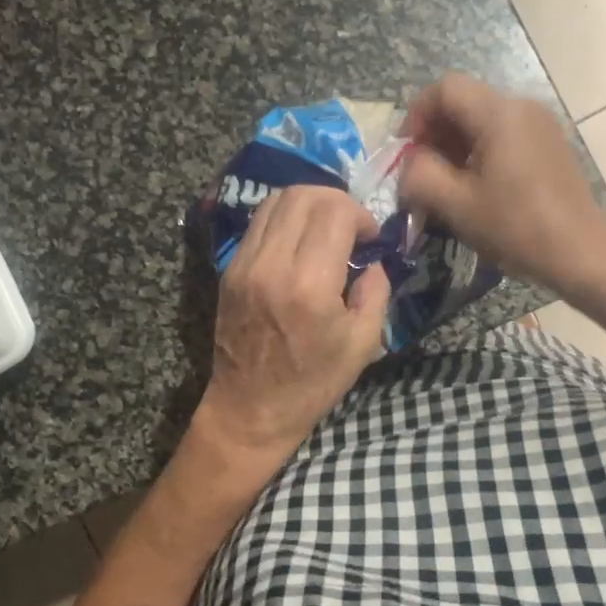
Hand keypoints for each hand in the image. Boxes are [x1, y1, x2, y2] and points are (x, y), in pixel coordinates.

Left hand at [198, 186, 391, 467]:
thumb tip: (373, 259)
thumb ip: (375, 291)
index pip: (334, 211)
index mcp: (309, 286)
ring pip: (275, 201)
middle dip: (335, 201)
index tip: (370, 239)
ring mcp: (244, 265)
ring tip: (324, 231)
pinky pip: (258, 224)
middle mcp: (272, 265)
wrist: (249, 409)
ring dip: (307, 205)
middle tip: (350, 228)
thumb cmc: (312, 384)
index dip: (360, 215)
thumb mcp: (363, 343)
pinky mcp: (229, 270)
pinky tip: (299, 244)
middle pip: (303, 195)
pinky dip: (283, 220)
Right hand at [399, 72, 605, 291]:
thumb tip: (409, 164)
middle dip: (434, 133)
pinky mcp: (547, 143)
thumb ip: (419, 175)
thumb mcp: (456, 204)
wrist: (580, 252)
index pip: (444, 89)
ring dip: (454, 145)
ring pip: (481, 118)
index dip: (416, 115)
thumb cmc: (515, 226)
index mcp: (499, 113)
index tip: (406, 153)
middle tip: (420, 173)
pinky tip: (474, 187)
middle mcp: (521, 106)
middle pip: (463, 101)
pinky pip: (502, 133)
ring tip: (444, 184)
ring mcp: (539, 124)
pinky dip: (478, 151)